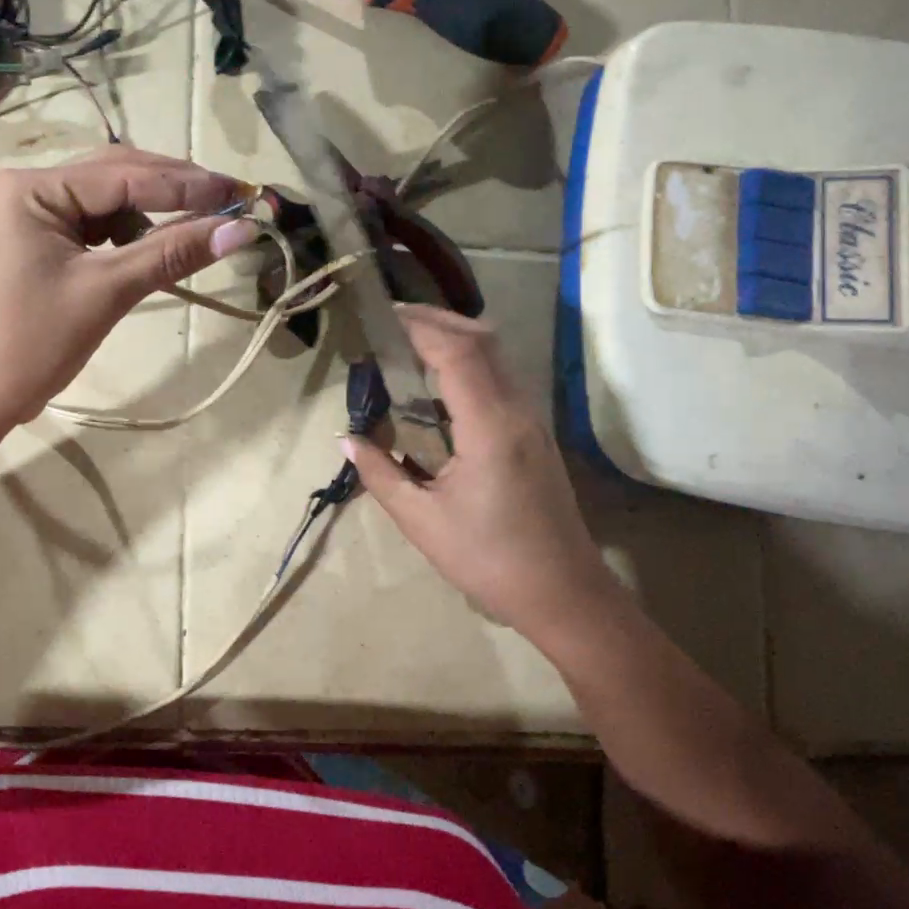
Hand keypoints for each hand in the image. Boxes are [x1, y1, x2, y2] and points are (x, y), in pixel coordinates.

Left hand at [0, 147, 261, 428]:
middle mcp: (24, 189)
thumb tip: (240, 229)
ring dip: (148, 216)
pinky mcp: (30, 246)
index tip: (239, 193)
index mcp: (30, 188)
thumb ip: (170, 253)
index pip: (122, 175)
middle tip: (228, 202)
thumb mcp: (106, 292)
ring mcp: (24, 218)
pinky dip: (123, 238)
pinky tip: (150, 250)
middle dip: (170, 191)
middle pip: (111, 178)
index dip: (185, 185)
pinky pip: (87, 229)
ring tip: (194, 230)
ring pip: (102, 204)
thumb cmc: (32, 344)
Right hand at [340, 305, 623, 633]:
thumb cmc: (486, 558)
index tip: (382, 315)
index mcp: (489, 428)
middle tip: (391, 319)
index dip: (420, 327)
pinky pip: (501, 380)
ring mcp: (532, 422)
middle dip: (438, 320)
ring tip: (408, 343)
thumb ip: (380, 474)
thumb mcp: (420, 520)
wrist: (561, 592)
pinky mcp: (534, 435)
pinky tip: (437, 384)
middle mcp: (518, 412)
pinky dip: (467, 364)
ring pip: (497, 357)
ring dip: (455, 339)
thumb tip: (346, 441)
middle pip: (483, 342)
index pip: (457, 354)